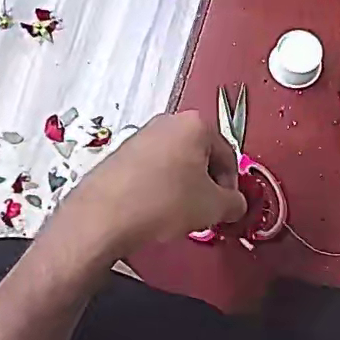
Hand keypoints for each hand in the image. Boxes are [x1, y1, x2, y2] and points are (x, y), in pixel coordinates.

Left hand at [55, 111, 245, 255]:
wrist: (104, 217)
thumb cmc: (161, 202)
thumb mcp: (214, 207)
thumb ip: (235, 203)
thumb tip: (234, 205)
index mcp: (196, 124)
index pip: (228, 155)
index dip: (232, 185)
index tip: (228, 204)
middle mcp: (168, 122)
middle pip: (201, 156)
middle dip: (207, 184)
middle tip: (207, 210)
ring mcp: (142, 136)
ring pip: (177, 163)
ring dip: (184, 187)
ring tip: (179, 214)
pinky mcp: (122, 154)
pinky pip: (153, 170)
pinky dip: (160, 188)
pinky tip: (156, 211)